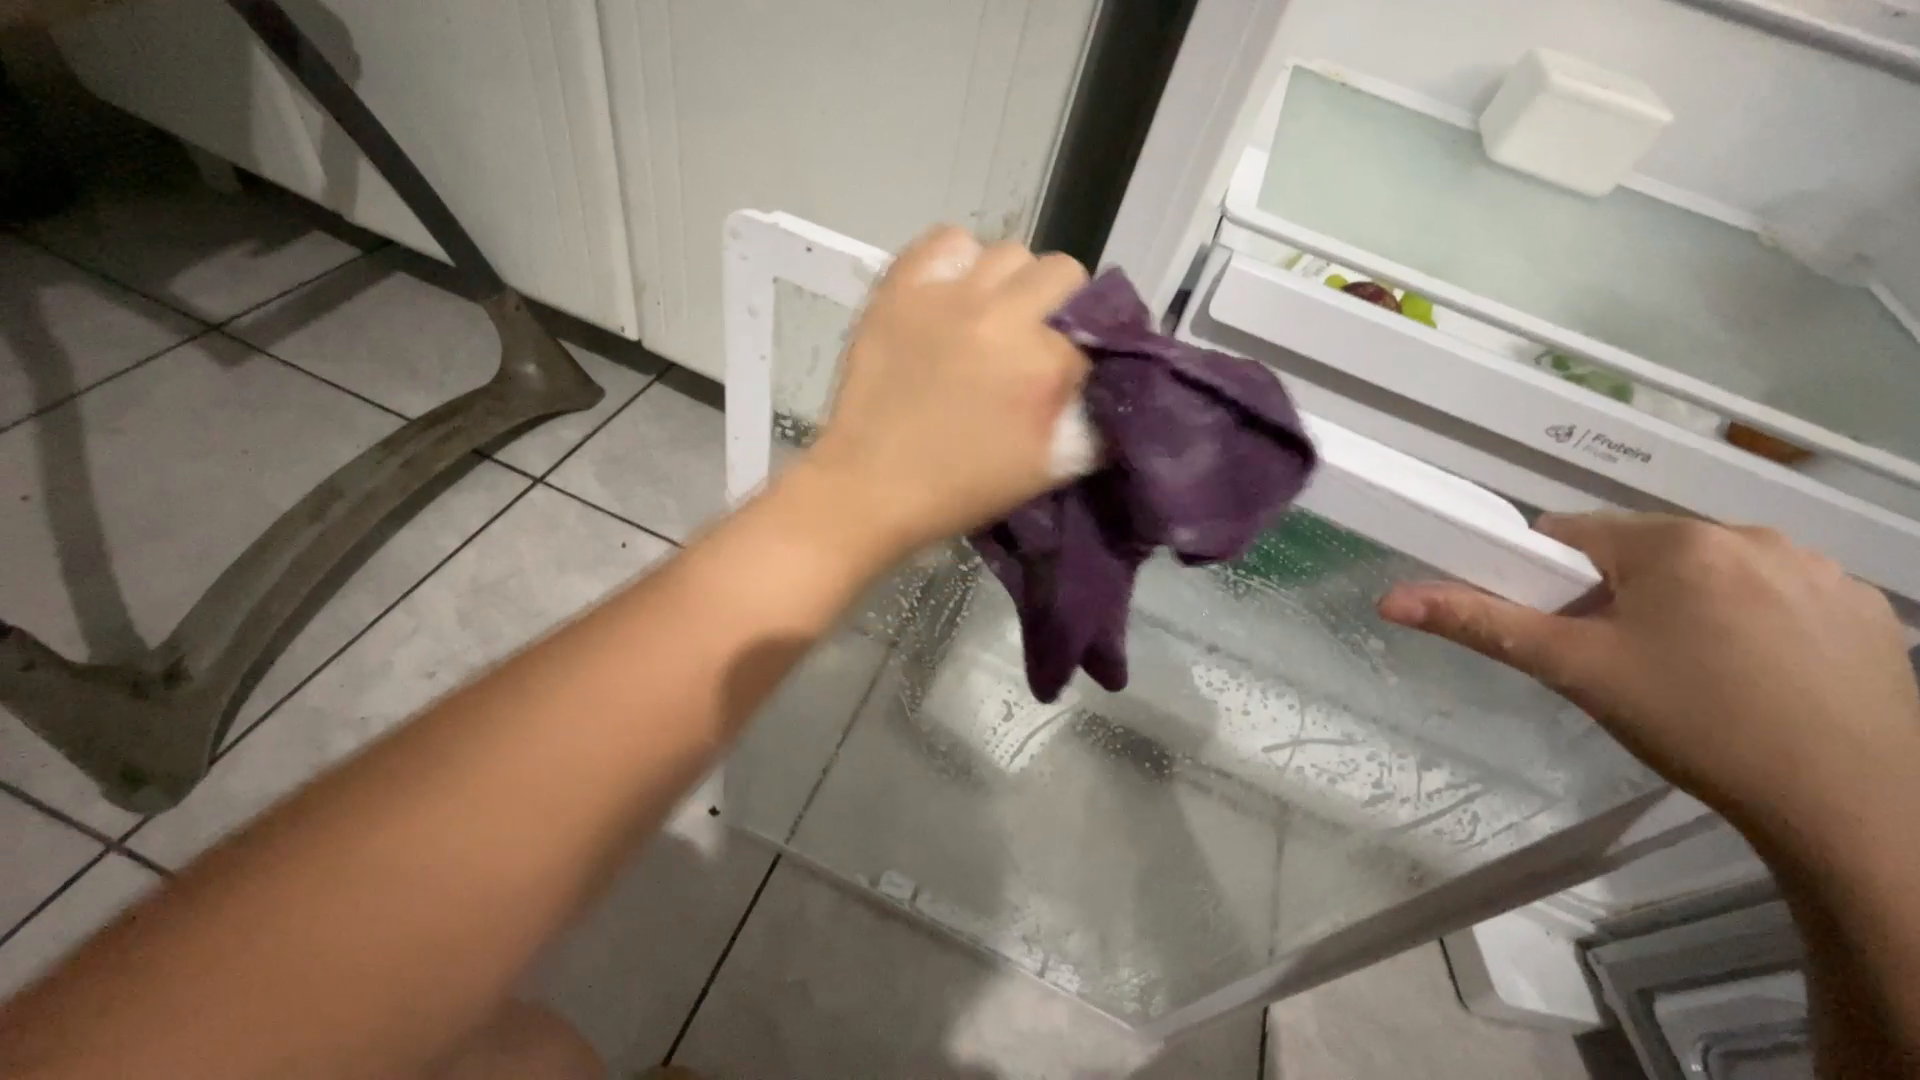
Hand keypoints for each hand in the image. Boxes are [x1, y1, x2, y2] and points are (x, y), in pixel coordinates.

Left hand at [797, 227, 1089, 554]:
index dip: (1080, 354)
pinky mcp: (903, 287)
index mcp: (1046, 364)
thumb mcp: (1050, 468)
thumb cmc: (962, 488)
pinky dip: (959, 260)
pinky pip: (946, 240)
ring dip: (1012, 284)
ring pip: (1010, 252)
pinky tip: (954, 294)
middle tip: (1032, 341)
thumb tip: (1102, 384)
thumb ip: (1092, 422)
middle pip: (1061, 273)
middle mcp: (1005, 315)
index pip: (1091, 332)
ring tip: (992, 317)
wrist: (872, 487)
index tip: (1063, 375)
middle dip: (1057, 307)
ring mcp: (950, 295)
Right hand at [1379, 514, 1919, 830]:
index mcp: (1674, 541)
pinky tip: (1755, 677)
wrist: (1854, 807)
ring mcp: (1820, 569)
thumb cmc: (1694, 725)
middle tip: (1614, 661)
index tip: (1556, 626)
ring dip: (1682, 604)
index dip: (1546, 576)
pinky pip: (1776, 594)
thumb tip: (1391, 598)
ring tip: (1687, 674)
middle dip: (1615, 594)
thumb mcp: (1573, 671)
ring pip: (1709, 572)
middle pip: (1641, 552)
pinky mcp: (1867, 607)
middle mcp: (1751, 535)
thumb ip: (1481, 624)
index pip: (1572, 533)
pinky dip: (1751, 621)